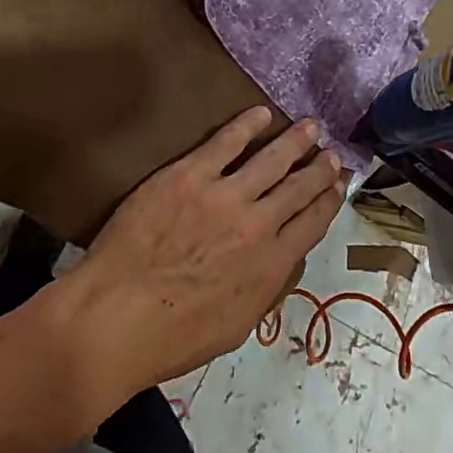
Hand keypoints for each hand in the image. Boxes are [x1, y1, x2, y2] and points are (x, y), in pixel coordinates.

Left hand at [49, 106, 345, 402]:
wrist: (112, 322)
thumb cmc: (172, 339)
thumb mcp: (237, 326)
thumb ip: (264, 287)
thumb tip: (279, 261)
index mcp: (273, 263)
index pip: (315, 220)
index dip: (331, 199)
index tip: (340, 184)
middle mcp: (260, 224)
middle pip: (302, 186)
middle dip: (322, 167)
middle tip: (332, 153)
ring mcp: (226, 196)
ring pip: (274, 158)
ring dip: (297, 140)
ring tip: (310, 126)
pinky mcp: (190, 176)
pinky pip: (226, 143)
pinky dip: (247, 126)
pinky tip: (261, 114)